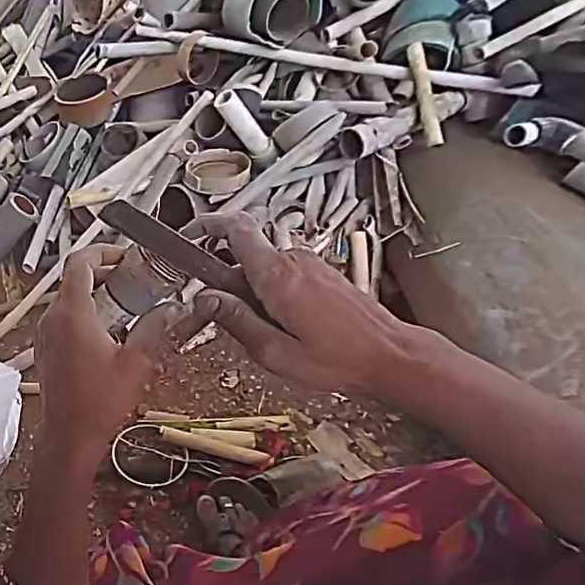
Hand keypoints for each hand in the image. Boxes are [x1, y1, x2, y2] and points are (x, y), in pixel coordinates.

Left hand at [35, 247, 193, 466]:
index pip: (80, 262)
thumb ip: (155, 327)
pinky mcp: (46, 348)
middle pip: (75, 279)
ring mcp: (45, 333)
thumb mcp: (136, 362)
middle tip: (134, 282)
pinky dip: (85, 314)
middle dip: (106, 275)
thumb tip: (173, 307)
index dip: (103, 251)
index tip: (125, 256)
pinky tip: (109, 332)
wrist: (69, 435)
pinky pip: (64, 318)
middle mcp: (52, 318)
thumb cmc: (99, 403)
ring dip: (97, 296)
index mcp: (72, 314)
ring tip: (127, 307)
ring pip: (69, 298)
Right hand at [196, 213, 444, 402]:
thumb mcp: (274, 352)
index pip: (236, 229)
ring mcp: (310, 263)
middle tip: (229, 315)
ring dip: (253, 290)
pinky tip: (285, 323)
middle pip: (245, 254)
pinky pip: (284, 272)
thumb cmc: (339, 359)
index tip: (193, 234)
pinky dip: (273, 291)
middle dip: (229, 280)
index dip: (210, 226)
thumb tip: (205, 300)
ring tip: (267, 329)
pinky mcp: (321, 272)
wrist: (391, 355)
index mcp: (277, 275)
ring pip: (264, 266)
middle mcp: (294, 260)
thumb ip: (236, 321)